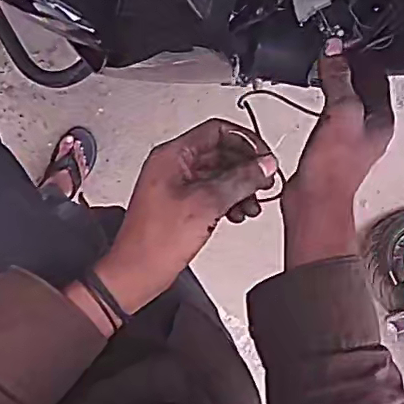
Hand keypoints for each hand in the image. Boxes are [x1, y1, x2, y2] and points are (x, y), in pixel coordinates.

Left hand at [92, 119, 277, 313]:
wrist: (138, 272)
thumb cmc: (155, 241)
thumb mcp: (206, 203)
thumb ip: (240, 180)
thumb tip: (263, 165)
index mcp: (172, 156)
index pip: (216, 131)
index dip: (245, 141)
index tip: (264, 157)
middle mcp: (173, 166)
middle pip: (220, 152)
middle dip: (246, 167)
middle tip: (264, 180)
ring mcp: (177, 186)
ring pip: (219, 174)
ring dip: (241, 186)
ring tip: (254, 202)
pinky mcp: (181, 205)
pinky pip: (212, 192)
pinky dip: (229, 200)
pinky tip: (239, 213)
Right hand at [282, 51, 393, 265]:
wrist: (314, 201)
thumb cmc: (334, 169)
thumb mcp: (340, 113)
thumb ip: (339, 80)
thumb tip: (336, 52)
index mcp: (382, 119)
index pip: (378, 74)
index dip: (363, 53)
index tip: (346, 39)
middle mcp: (370, 128)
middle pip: (364, 85)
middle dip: (350, 65)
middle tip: (335, 48)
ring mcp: (351, 137)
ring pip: (349, 98)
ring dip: (338, 82)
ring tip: (325, 66)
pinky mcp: (331, 146)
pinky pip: (332, 113)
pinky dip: (325, 99)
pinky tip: (316, 97)